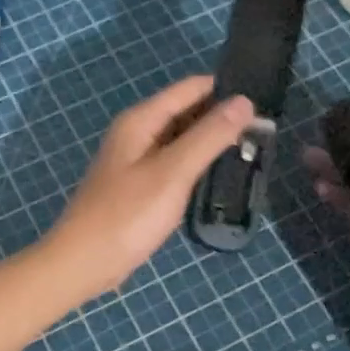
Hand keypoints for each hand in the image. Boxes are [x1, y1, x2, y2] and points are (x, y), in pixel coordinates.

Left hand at [43, 76, 253, 297]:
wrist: (83, 262)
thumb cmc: (127, 215)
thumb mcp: (173, 172)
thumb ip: (209, 136)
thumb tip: (244, 101)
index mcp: (140, 120)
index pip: (190, 88)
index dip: (226, 90)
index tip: (264, 102)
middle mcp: (137, 133)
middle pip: (186, 112)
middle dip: (222, 118)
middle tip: (266, 133)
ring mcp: (136, 161)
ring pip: (182, 140)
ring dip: (212, 143)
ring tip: (254, 152)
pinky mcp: (139, 187)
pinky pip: (174, 164)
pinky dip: (197, 166)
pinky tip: (221, 178)